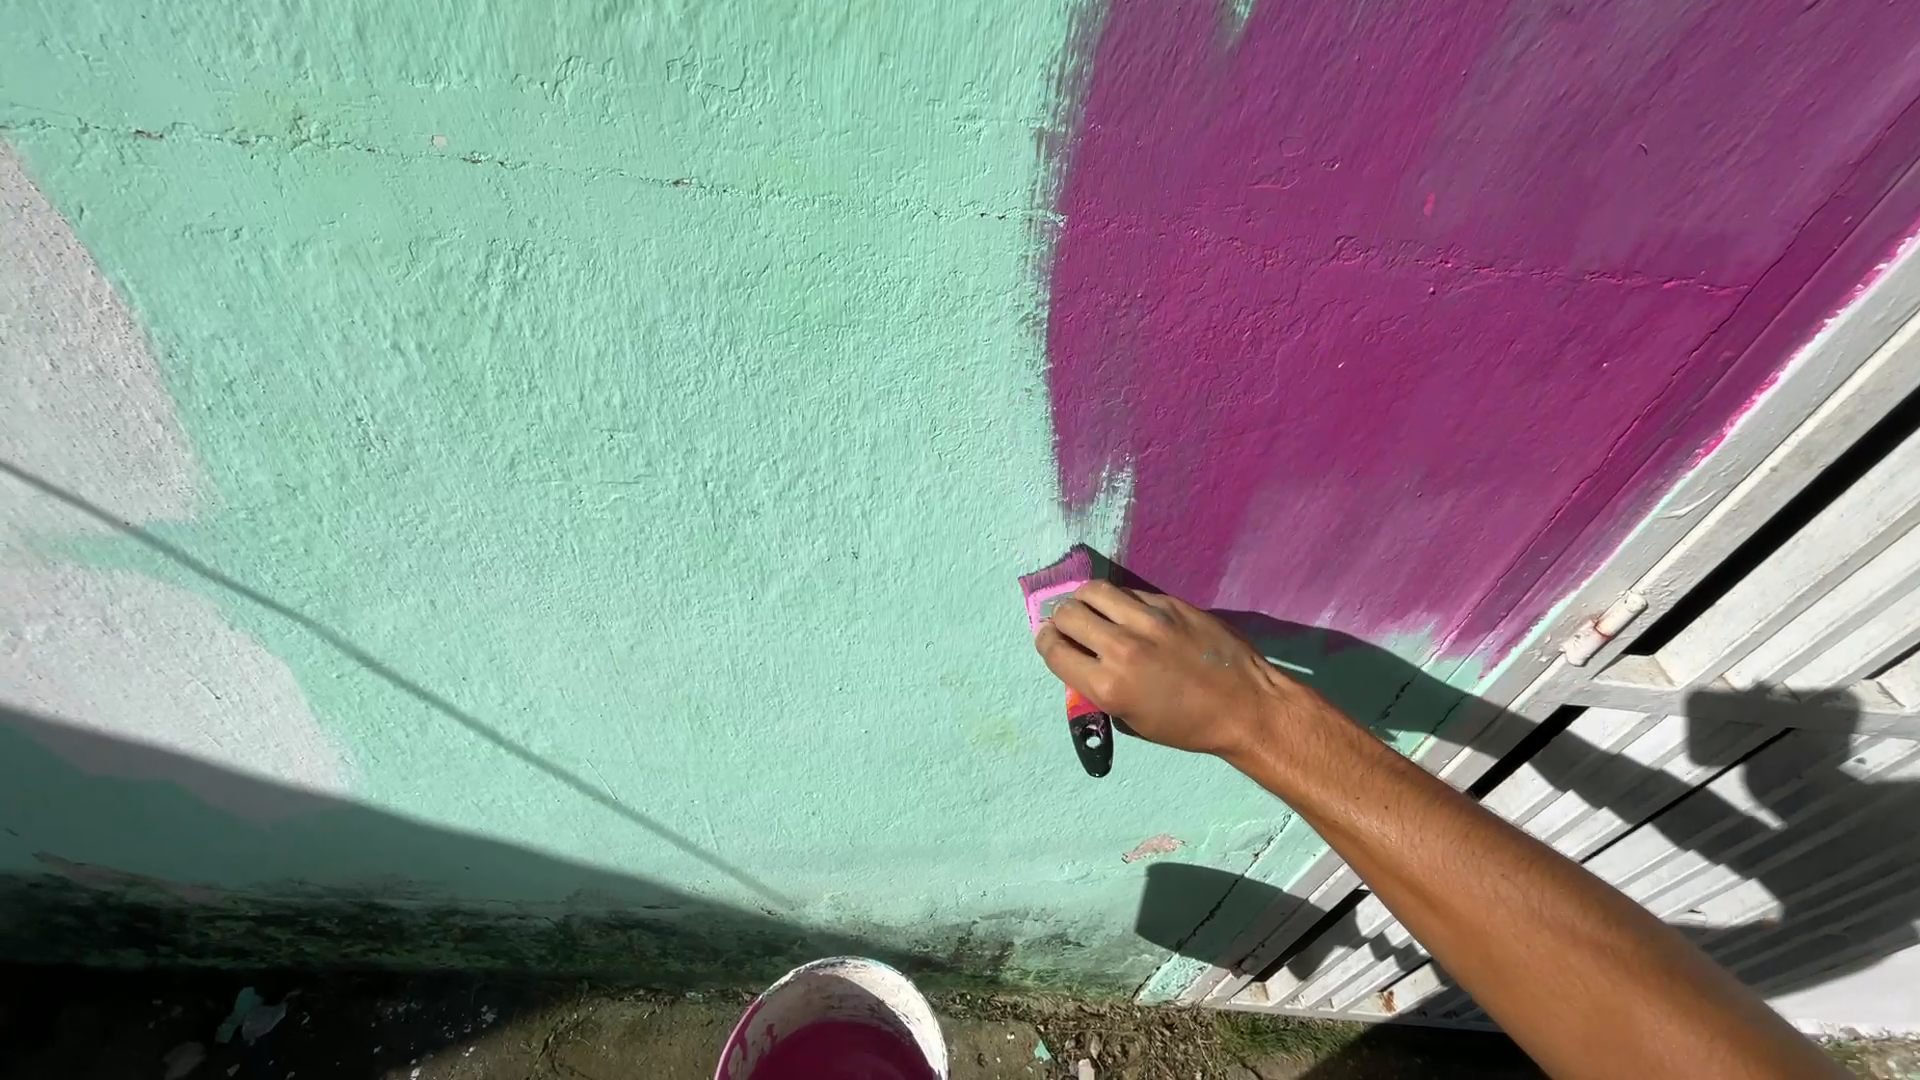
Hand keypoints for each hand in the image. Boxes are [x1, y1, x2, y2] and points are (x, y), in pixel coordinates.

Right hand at [1033, 581, 1320, 761]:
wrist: (1246, 707)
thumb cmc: (1188, 726)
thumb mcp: (1132, 721)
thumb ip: (1098, 688)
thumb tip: (1078, 660)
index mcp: (1108, 686)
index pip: (1053, 649)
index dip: (1045, 642)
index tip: (1050, 640)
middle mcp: (1121, 648)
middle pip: (1067, 614)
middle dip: (1060, 619)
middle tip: (1069, 625)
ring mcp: (1148, 621)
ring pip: (1093, 591)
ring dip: (1083, 600)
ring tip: (1090, 608)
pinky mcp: (1169, 604)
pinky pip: (1128, 592)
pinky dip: (1118, 600)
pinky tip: (1126, 611)